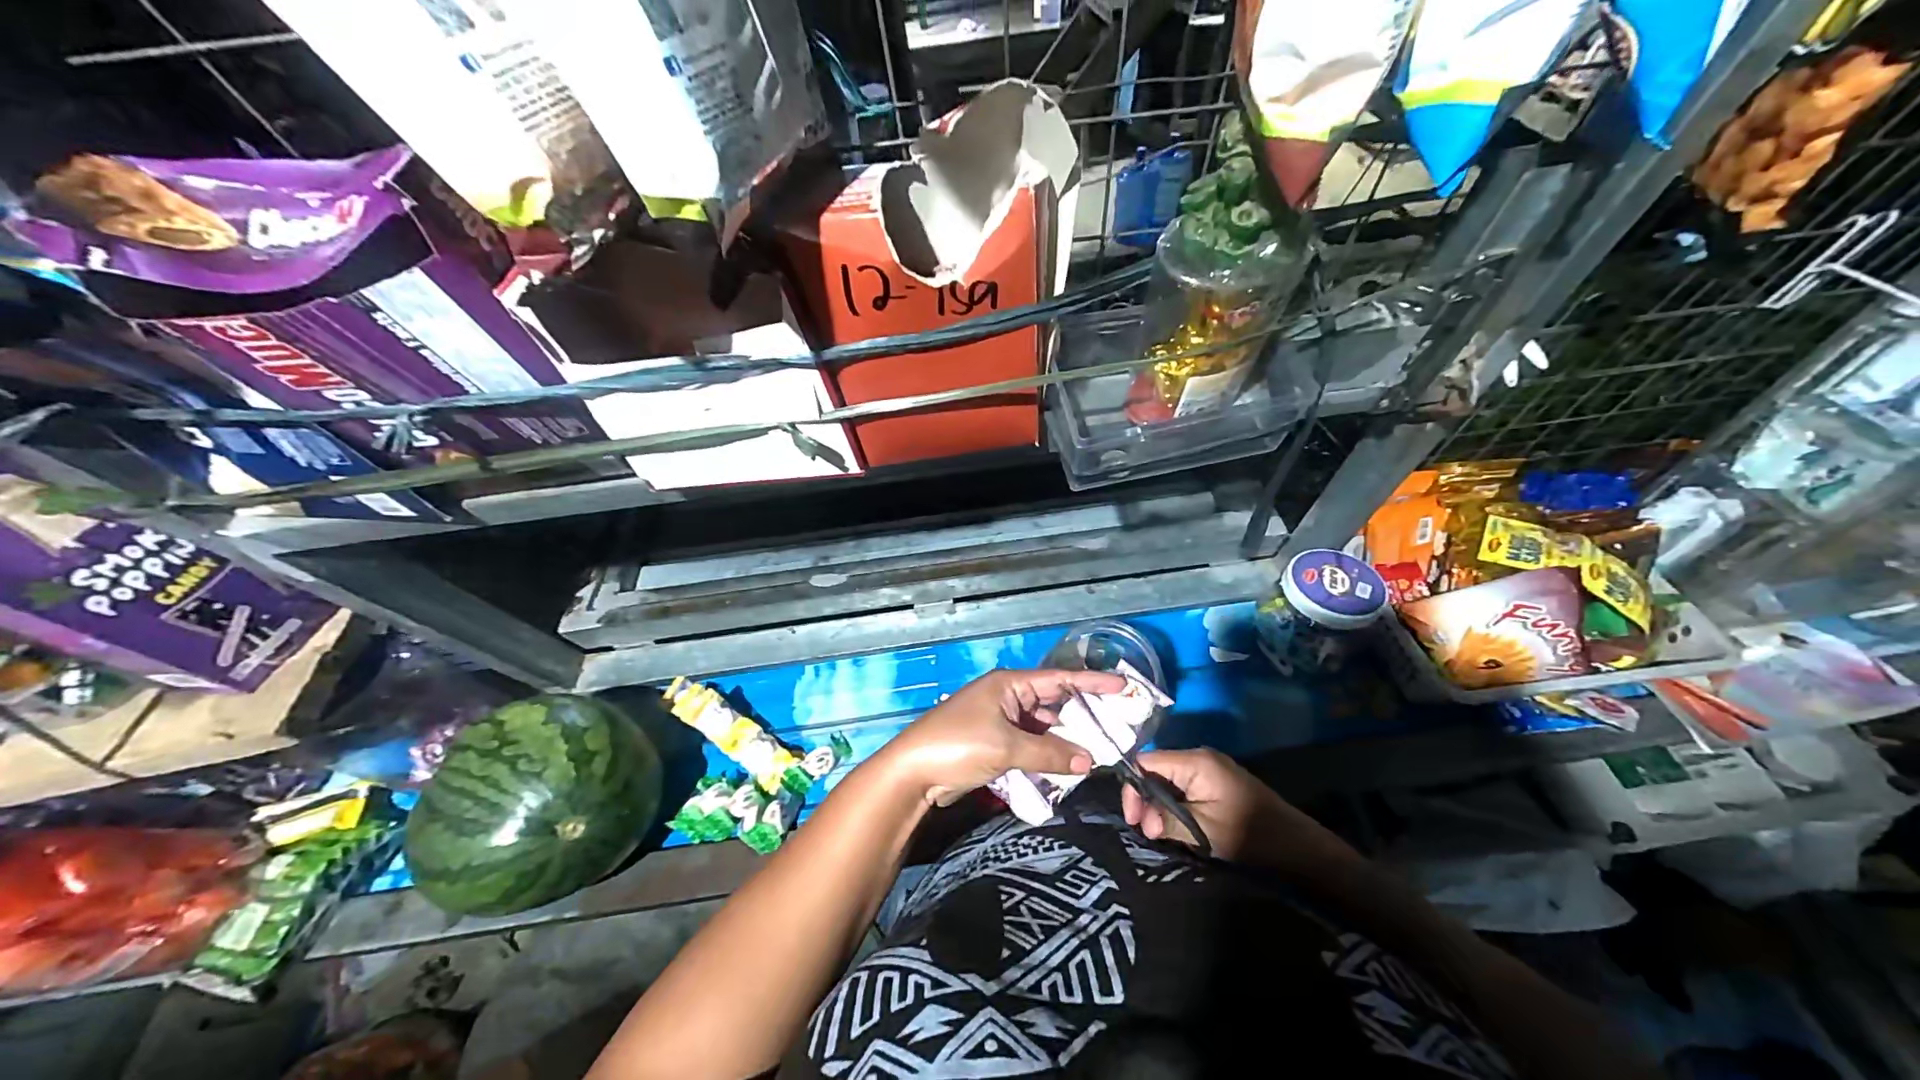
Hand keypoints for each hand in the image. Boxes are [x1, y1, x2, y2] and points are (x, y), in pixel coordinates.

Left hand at [878, 668, 1128, 805]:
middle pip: (1053, 704)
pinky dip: (1047, 756)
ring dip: (1065, 741)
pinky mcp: (994, 744)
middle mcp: (1007, 698)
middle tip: (1117, 730)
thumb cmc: (958, 746)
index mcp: (1009, 685)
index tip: (1125, 685)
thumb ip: (1051, 753)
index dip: (1093, 682)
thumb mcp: (1007, 748)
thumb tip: (1089, 761)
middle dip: (1082, 718)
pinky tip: (1067, 769)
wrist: (913, 773)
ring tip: (1098, 754)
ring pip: (1043, 728)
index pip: (1059, 679)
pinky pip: (1030, 746)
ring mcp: (1000, 721)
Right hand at [1121, 748, 1288, 861]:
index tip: (1135, 819)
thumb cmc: (1248, 834)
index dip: (1134, 788)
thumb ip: (1167, 819)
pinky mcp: (1215, 782)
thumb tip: (1143, 821)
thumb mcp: (1203, 829)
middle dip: (1146, 800)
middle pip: (1156, 770)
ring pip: (1168, 780)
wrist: (1294, 845)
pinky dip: (1174, 805)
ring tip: (1159, 831)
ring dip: (1160, 805)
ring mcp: (1208, 769)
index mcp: (1195, 761)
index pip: (1146, 762)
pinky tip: (1174, 824)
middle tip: (1148, 831)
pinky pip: (1183, 787)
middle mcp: (1199, 757)